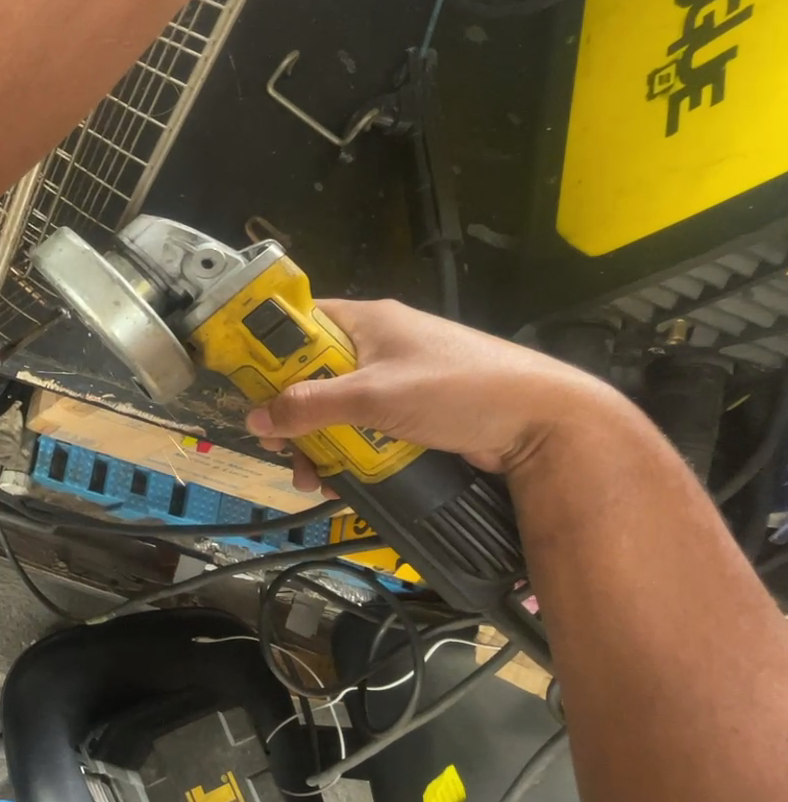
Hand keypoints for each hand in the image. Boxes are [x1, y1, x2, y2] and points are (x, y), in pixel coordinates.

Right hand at [246, 299, 634, 490]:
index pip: (298, 324)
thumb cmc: (460, 390)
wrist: (551, 425)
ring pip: (334, 407)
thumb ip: (309, 406)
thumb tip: (256, 420)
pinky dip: (347, 451)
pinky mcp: (413, 410)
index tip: (249, 388)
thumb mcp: (373, 397)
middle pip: (311, 375)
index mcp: (367, 321)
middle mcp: (378, 345)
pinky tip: (341, 479)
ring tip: (313, 477)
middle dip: (291, 415)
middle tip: (280, 445)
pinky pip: (362, 427)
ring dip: (317, 442)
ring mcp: (397, 379)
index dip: (267, 352)